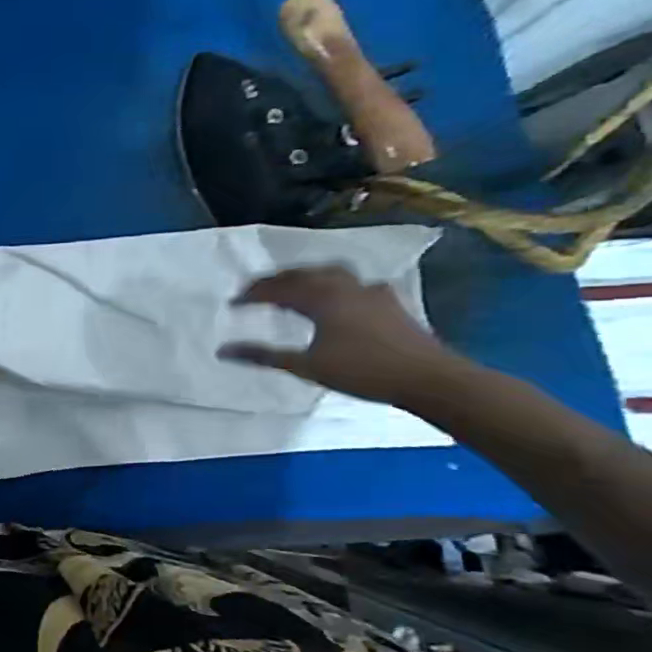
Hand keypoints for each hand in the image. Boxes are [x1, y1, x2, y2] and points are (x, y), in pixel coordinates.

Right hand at [219, 265, 462, 405]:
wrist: (429, 378)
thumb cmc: (362, 371)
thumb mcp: (305, 366)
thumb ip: (263, 356)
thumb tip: (222, 350)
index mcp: (321, 299)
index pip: (277, 289)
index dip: (252, 295)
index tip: (233, 303)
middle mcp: (344, 287)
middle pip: (303, 274)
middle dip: (275, 280)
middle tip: (256, 290)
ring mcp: (370, 292)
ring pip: (330, 273)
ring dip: (306, 276)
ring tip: (293, 285)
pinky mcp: (389, 302)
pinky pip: (355, 283)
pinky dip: (336, 284)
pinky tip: (338, 296)